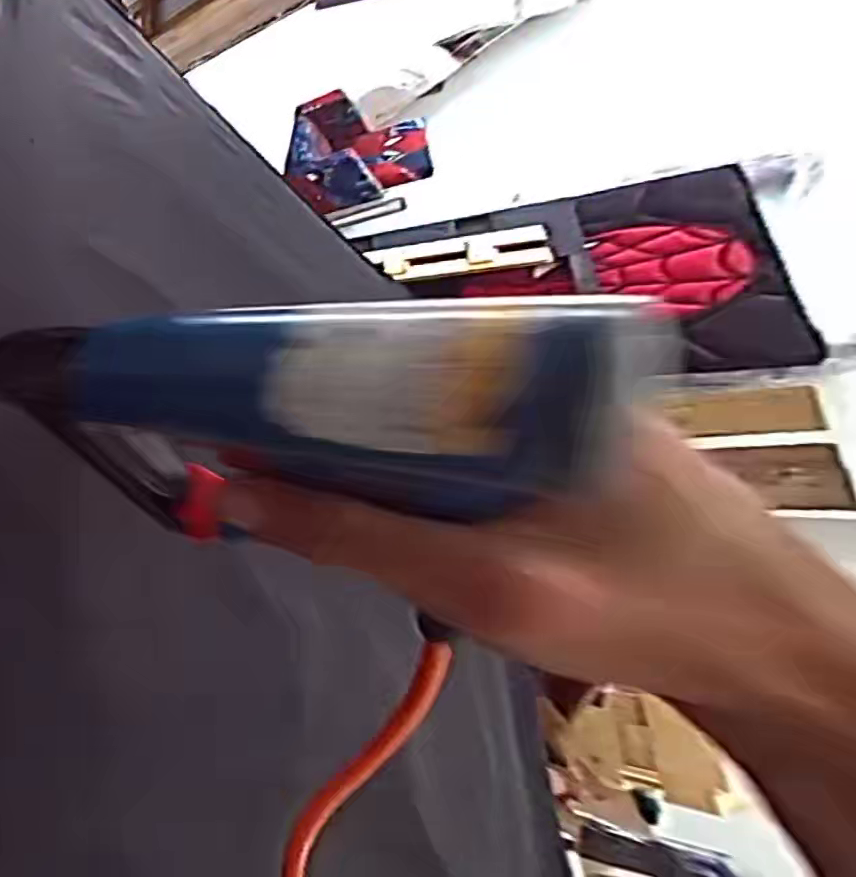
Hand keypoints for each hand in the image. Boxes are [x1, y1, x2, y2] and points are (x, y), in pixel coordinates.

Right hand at [222, 416, 855, 724]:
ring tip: (314, 501)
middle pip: (369, 383)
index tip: (222, 401)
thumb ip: (347, 536)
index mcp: (521, 378)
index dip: (282, 373)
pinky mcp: (528, 442)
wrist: (792, 667)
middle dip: (307, 429)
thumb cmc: (665, 616)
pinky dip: (380, 471)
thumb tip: (236, 497)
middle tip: (259, 470)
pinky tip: (379, 511)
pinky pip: (424, 443)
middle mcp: (521, 379)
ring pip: (392, 416)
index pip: (364, 347)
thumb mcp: (483, 583)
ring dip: (342, 456)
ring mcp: (526, 410)